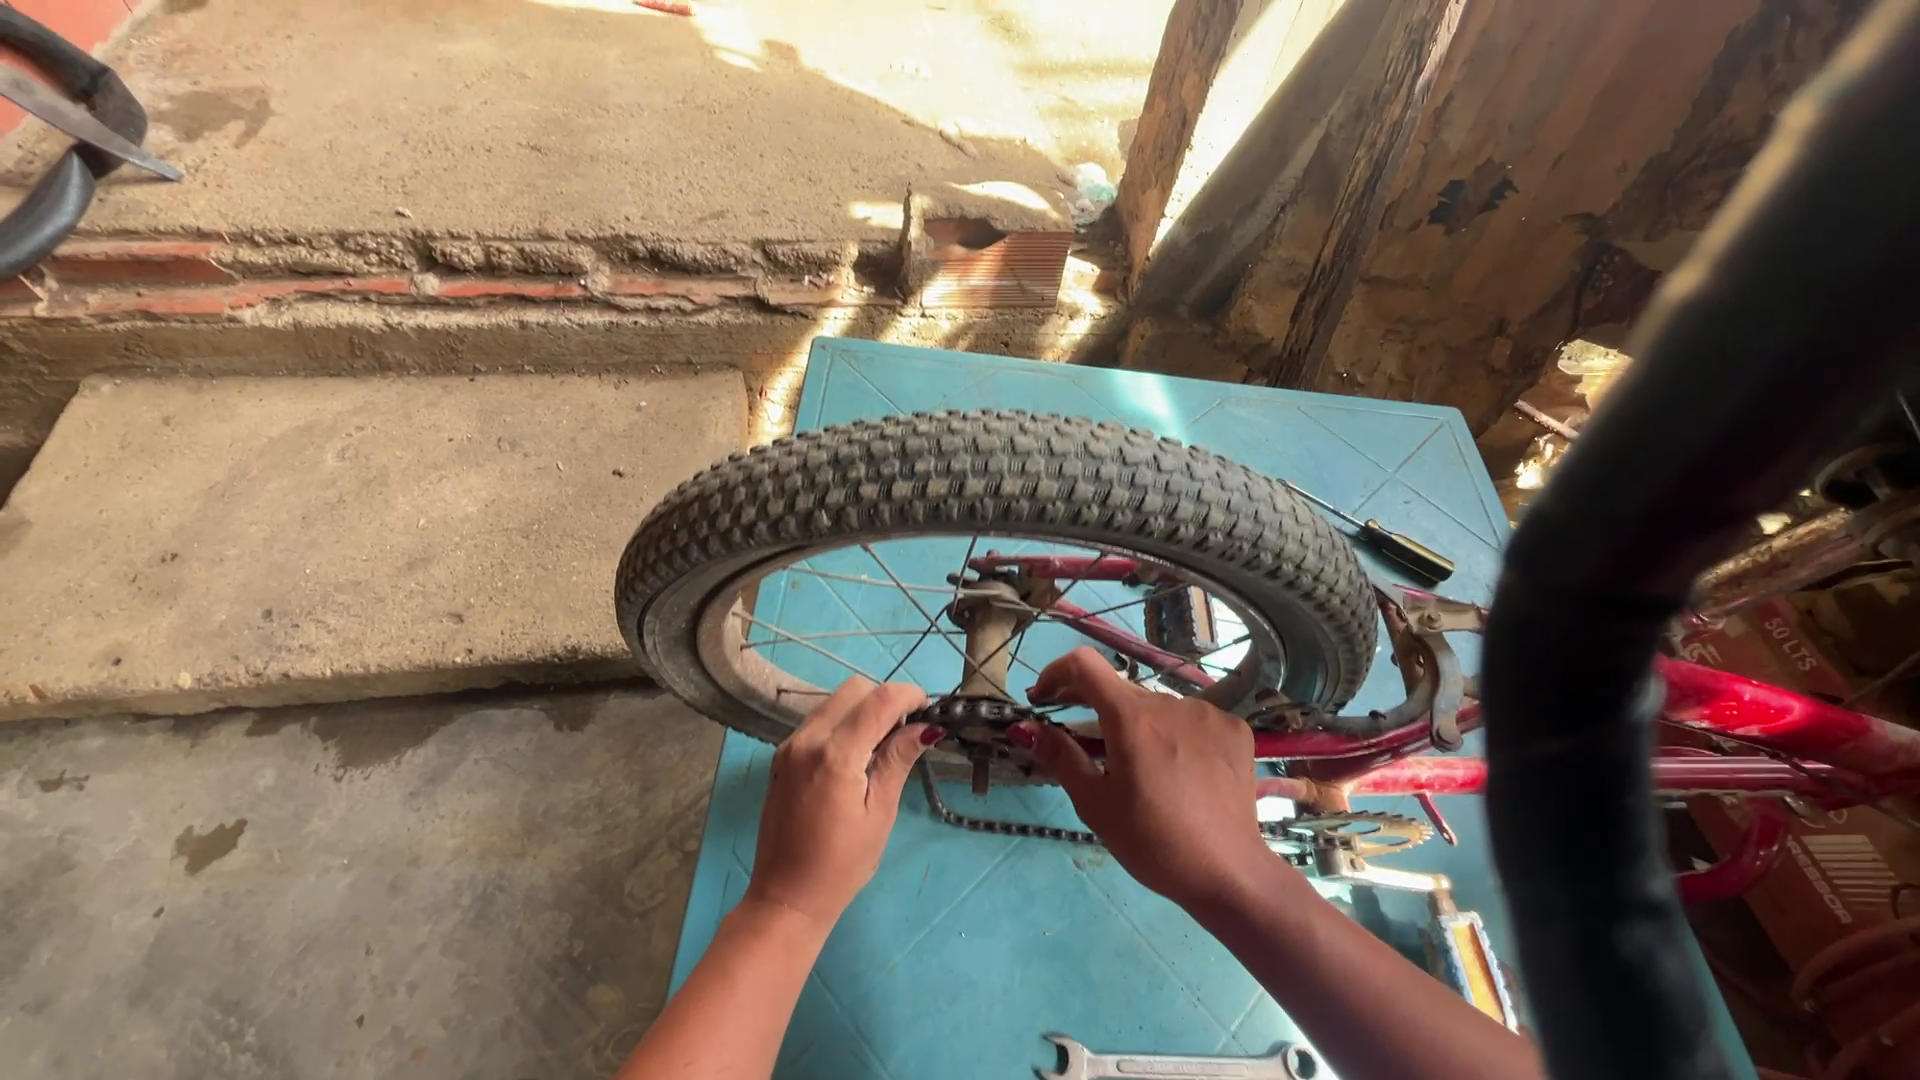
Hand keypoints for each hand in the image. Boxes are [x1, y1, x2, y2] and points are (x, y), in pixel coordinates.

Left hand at [746, 678, 941, 926]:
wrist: (785, 896)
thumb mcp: (879, 812)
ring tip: (882, 745)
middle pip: (854, 689)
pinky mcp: (781, 756)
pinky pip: (817, 720)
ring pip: (833, 701)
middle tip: (907, 730)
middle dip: (885, 699)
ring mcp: (789, 745)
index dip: (909, 695)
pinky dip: (842, 722)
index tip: (929, 710)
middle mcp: (807, 739)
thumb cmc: (841, 864)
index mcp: (835, 755)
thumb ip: (897, 760)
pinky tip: (855, 754)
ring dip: (863, 709)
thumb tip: (926, 727)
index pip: (879, 700)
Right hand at [1022, 647, 1275, 911]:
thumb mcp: (1095, 804)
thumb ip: (1061, 757)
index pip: (1084, 665)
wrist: (1228, 873)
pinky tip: (1182, 772)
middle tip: (1086, 744)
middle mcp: (1170, 703)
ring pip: (1158, 708)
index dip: (1057, 673)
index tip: (1045, 698)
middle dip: (1095, 708)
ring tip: (1143, 771)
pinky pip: (1193, 721)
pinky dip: (1177, 736)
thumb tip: (1029, 728)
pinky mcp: (1234, 730)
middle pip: (1121, 691)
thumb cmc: (1152, 842)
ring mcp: (1208, 713)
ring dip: (1140, 726)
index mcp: (1131, 717)